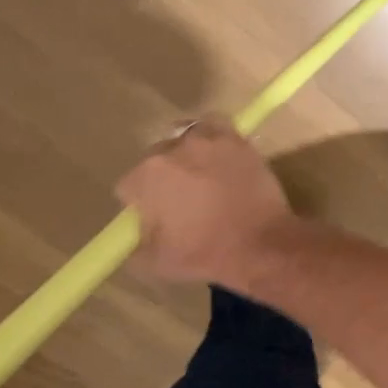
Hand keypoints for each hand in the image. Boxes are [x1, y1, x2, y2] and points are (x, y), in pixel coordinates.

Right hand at [115, 115, 293, 283]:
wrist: (259, 242)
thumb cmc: (205, 253)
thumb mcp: (155, 260)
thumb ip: (138, 240)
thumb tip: (142, 226)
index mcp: (147, 175)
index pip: (128, 185)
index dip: (139, 204)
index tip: (154, 217)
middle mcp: (174, 148)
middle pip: (156, 158)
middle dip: (162, 176)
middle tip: (179, 198)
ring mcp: (208, 139)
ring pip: (185, 137)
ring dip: (185, 152)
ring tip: (197, 173)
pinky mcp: (237, 139)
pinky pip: (216, 127)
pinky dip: (212, 136)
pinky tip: (217, 154)